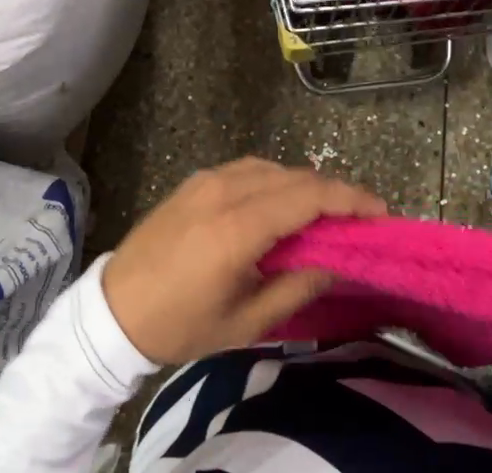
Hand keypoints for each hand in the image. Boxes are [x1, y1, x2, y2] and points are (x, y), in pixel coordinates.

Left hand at [102, 158, 387, 363]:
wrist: (111, 312)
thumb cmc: (179, 325)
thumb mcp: (244, 321)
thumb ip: (296, 287)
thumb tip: (335, 262)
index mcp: (237, 228)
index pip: (309, 196)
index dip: (351, 199)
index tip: (381, 212)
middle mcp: (225, 191)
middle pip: (296, 176)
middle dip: (335, 191)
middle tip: (360, 217)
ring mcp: (206, 180)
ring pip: (273, 167)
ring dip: (306, 184)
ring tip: (326, 211)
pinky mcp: (194, 181)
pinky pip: (248, 169)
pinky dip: (277, 179)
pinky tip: (283, 202)